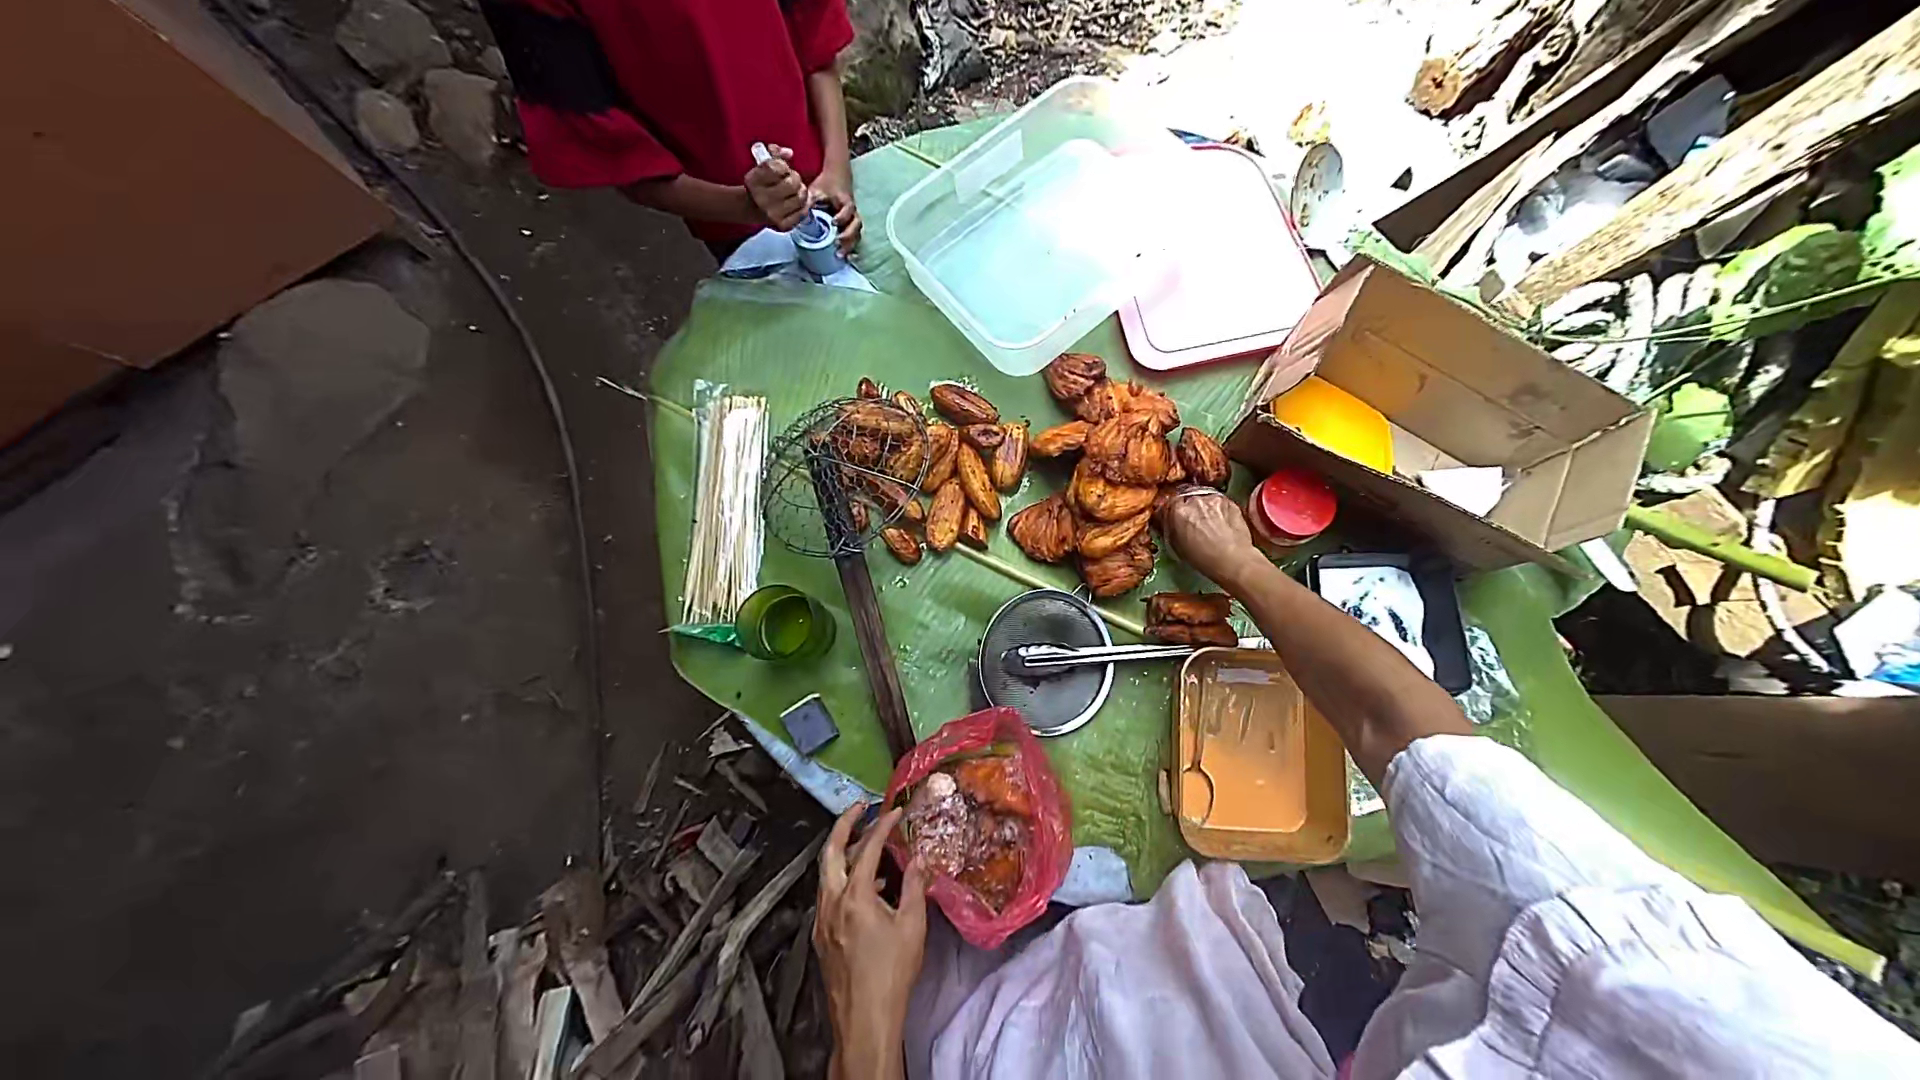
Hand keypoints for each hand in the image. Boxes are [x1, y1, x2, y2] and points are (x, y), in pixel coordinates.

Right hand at [744, 143, 810, 229]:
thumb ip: (775, 154)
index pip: (777, 167)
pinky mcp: (783, 225)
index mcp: (754, 181)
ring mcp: (773, 214)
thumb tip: (789, 153)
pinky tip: (799, 202)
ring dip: (802, 191)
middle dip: (796, 178)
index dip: (783, 165)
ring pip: (800, 198)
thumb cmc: (761, 183)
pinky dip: (804, 205)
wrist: (752, 208)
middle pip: (792, 183)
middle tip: (793, 179)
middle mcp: (762, 199)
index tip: (782, 168)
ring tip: (797, 190)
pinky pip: (802, 213)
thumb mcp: (762, 165)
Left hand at [810, 163, 862, 254]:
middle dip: (848, 237)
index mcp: (846, 203)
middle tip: (837, 245)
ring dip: (850, 246)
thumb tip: (801, 214)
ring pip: (857, 236)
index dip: (843, 217)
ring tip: (839, 256)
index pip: (848, 210)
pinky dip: (852, 250)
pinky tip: (846, 259)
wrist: (837, 181)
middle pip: (856, 226)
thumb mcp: (817, 190)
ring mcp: (853, 223)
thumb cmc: (826, 186)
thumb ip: (810, 201)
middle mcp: (853, 214)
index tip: (834, 223)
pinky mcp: (851, 230)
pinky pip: (855, 241)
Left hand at [815, 804, 925, 1079]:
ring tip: (864, 842)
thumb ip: (914, 887)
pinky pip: (829, 894)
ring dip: (842, 851)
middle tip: (860, 808)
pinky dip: (843, 878)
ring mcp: (822, 919)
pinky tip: (866, 886)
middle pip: (830, 851)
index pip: (867, 848)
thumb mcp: (912, 927)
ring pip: (826, 872)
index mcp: (855, 897)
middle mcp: (832, 902)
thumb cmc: (891, 974)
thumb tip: (920, 860)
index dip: (882, 826)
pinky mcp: (821, 935)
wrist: (864, 1020)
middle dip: (844, 824)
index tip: (895, 812)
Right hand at [1162, 488, 1262, 587]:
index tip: (1175, 518)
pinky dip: (1219, 511)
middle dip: (1190, 510)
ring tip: (1210, 525)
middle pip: (1187, 500)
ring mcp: (1213, 499)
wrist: (1232, 560)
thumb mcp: (1176, 545)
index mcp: (1178, 511)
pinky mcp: (1230, 502)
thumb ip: (1170, 528)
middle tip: (1194, 524)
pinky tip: (1221, 525)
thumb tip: (1169, 523)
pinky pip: (1220, 503)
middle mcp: (1194, 501)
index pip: (1169, 504)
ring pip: (1204, 500)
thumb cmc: (1204, 558)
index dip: (1172, 513)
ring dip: (1205, 509)